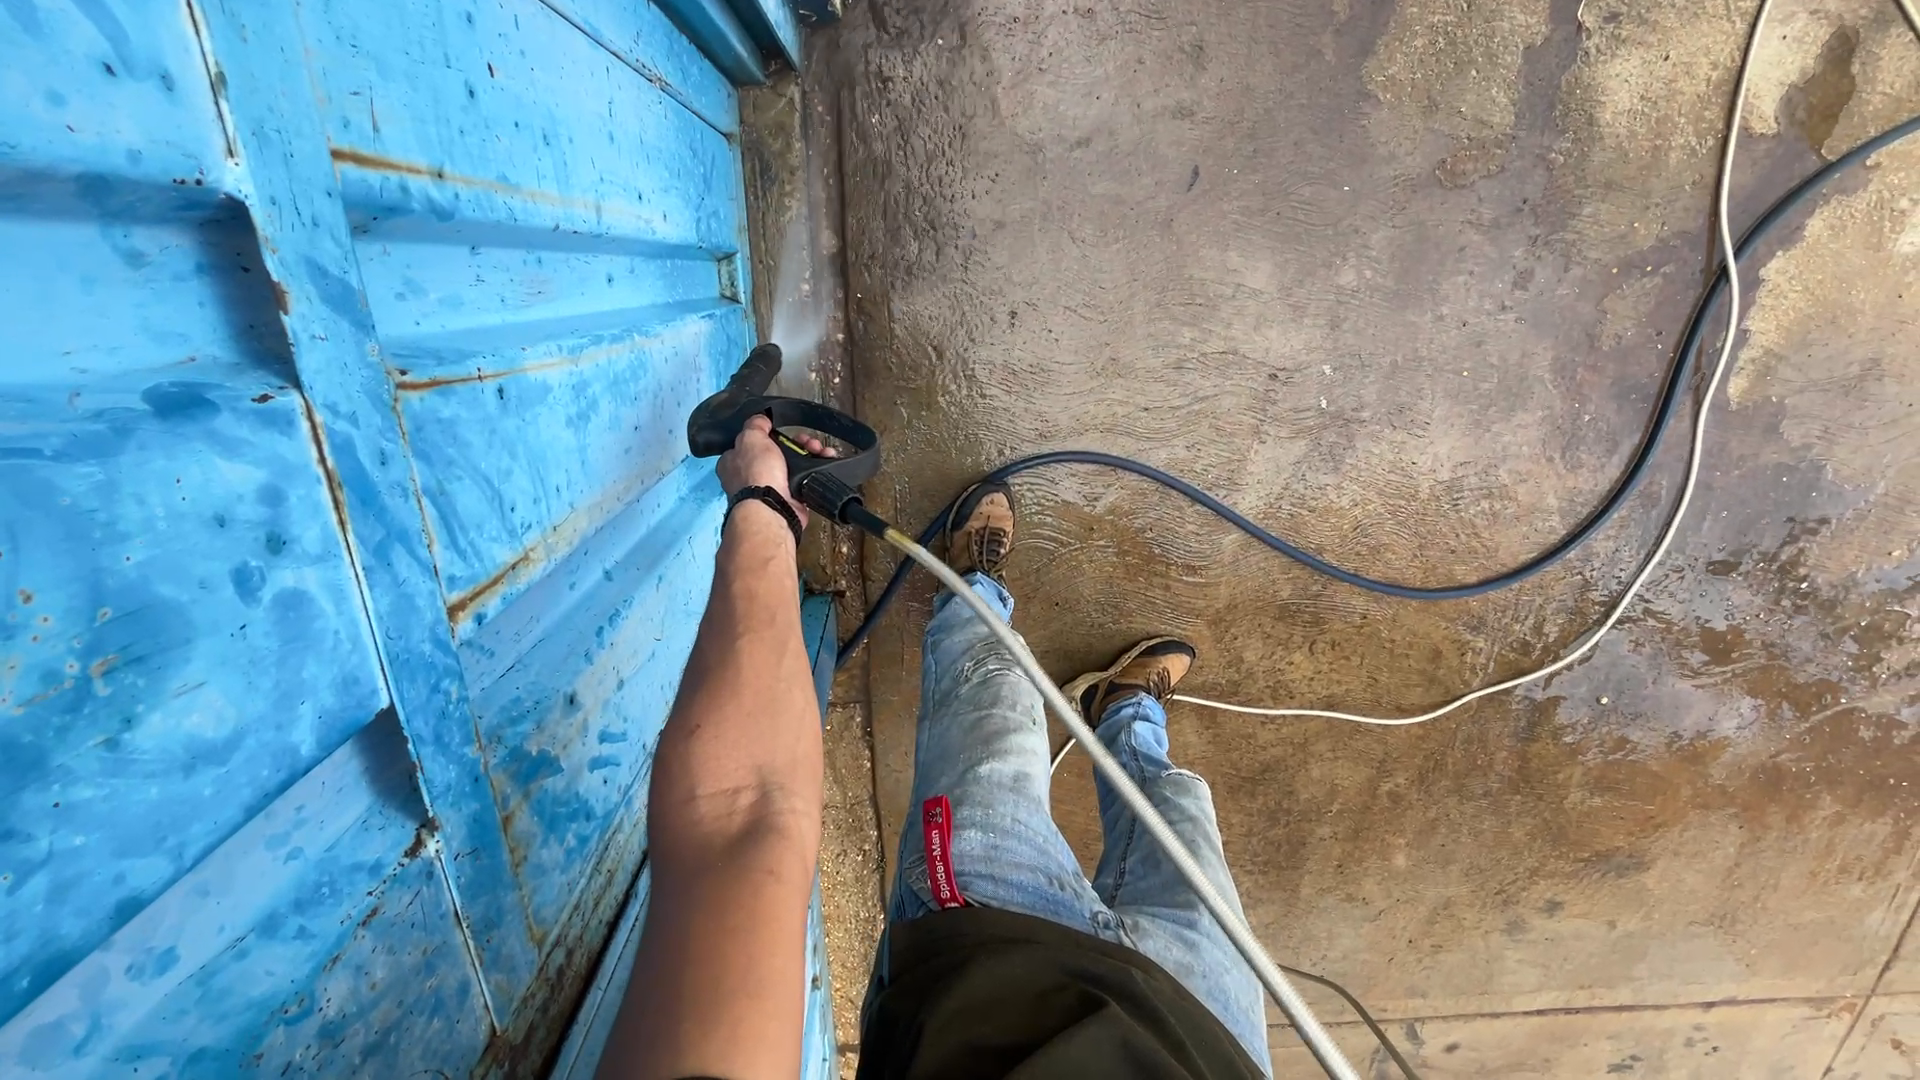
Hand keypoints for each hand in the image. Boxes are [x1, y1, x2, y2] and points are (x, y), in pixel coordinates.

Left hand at [718, 415, 831, 527]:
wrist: (773, 507)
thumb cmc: (756, 474)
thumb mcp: (751, 437)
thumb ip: (755, 425)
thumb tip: (761, 419)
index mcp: (733, 462)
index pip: (749, 443)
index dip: (766, 435)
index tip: (780, 430)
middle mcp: (749, 478)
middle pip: (775, 453)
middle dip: (795, 444)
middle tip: (806, 440)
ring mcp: (769, 490)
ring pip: (792, 466)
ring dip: (808, 455)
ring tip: (818, 449)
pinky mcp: (789, 500)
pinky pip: (803, 481)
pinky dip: (814, 472)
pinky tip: (823, 461)